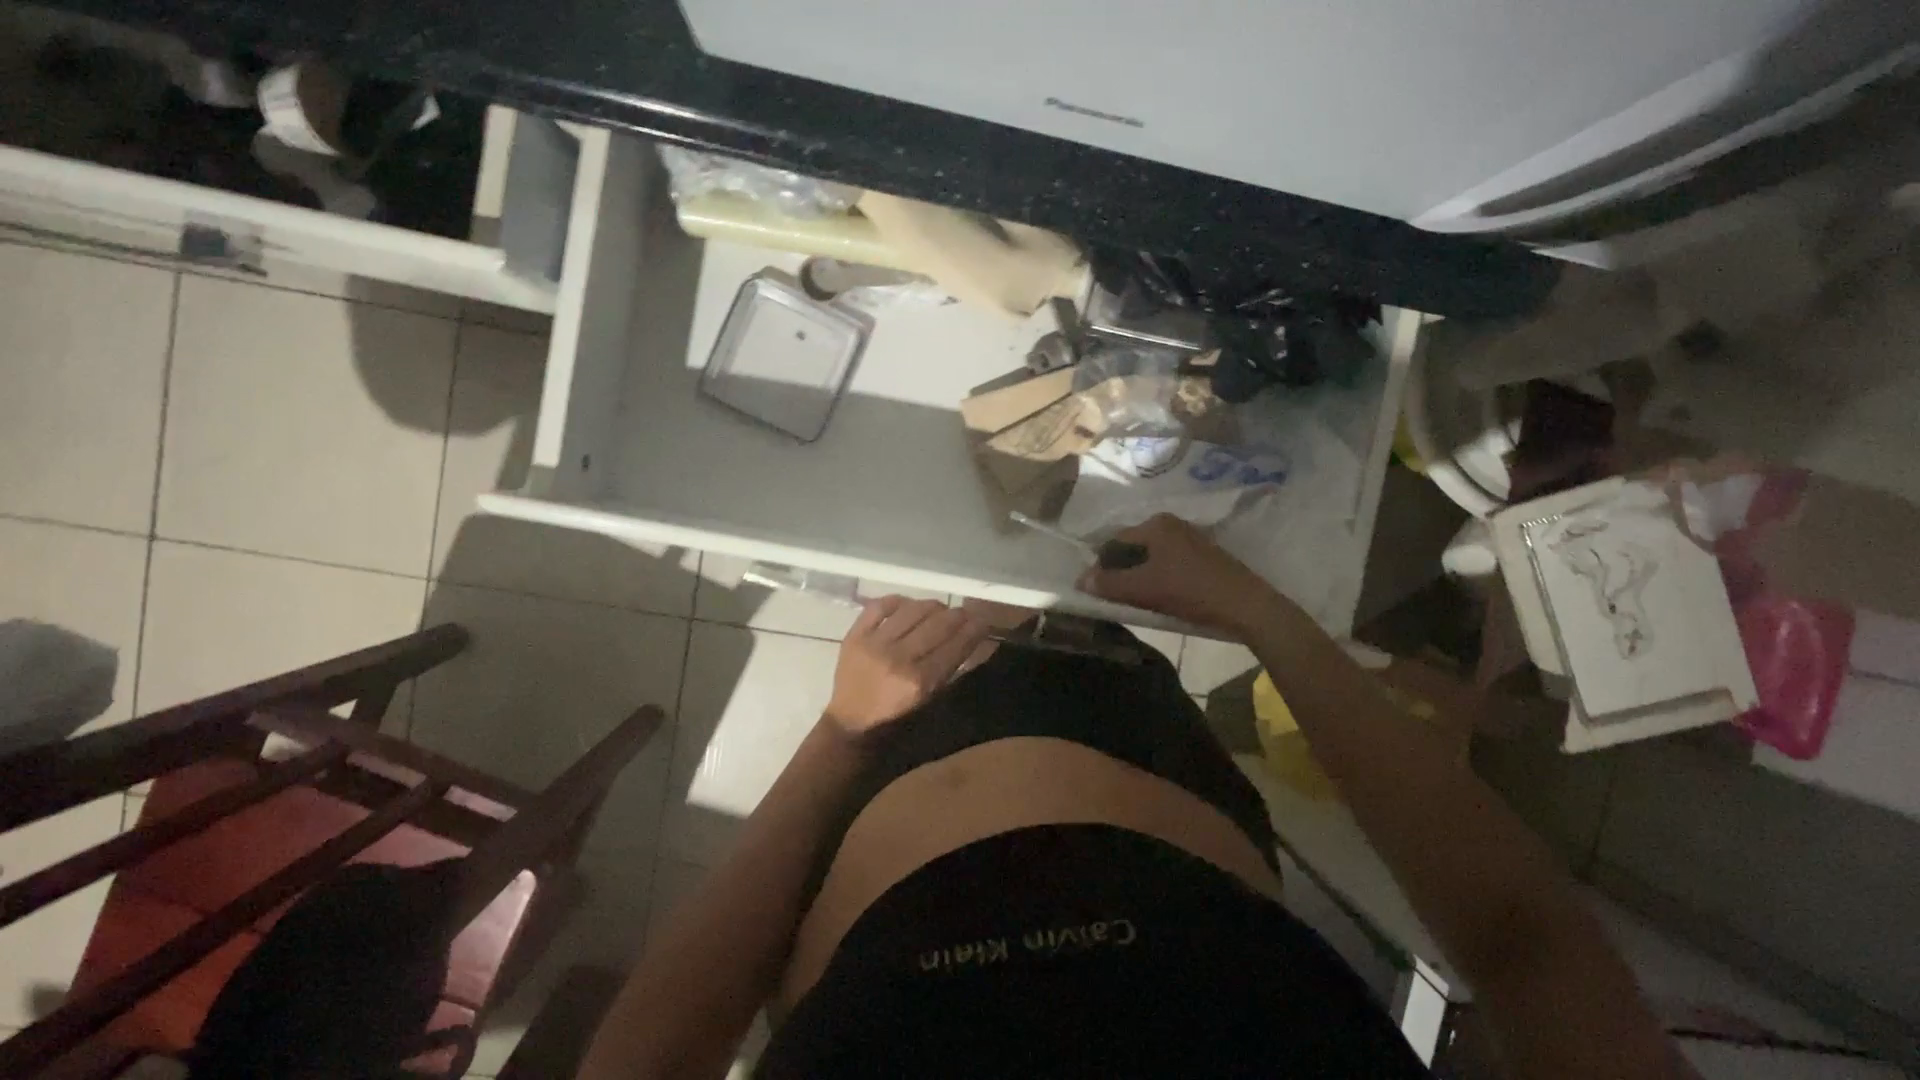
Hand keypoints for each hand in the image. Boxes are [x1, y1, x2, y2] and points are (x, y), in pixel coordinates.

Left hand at [824, 597, 989, 735]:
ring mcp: (874, 644)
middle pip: (937, 624)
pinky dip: (898, 601)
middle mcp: (899, 658)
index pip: (955, 646)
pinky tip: (908, 604)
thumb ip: (948, 670)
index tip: (983, 621)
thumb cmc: (894, 718)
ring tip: (939, 608)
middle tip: (965, 612)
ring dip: (932, 605)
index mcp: (920, 681)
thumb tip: (969, 639)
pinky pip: (880, 605)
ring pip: (912, 609)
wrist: (850, 723)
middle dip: (957, 615)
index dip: (974, 629)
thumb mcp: (927, 701)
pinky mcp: (855, 635)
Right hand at [1076, 514, 1282, 635]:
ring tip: (1141, 601)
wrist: (1245, 606)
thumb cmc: (1190, 591)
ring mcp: (1190, 539)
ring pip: (1151, 558)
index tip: (1100, 592)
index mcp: (1156, 524)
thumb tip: (1080, 580)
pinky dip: (1160, 579)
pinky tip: (1164, 599)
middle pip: (1133, 549)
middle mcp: (1172, 524)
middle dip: (1122, 572)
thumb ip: (1109, 584)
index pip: (1114, 542)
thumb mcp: (1144, 589)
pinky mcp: (1204, 556)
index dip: (1102, 567)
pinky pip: (1169, 564)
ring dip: (1141, 578)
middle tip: (1119, 598)